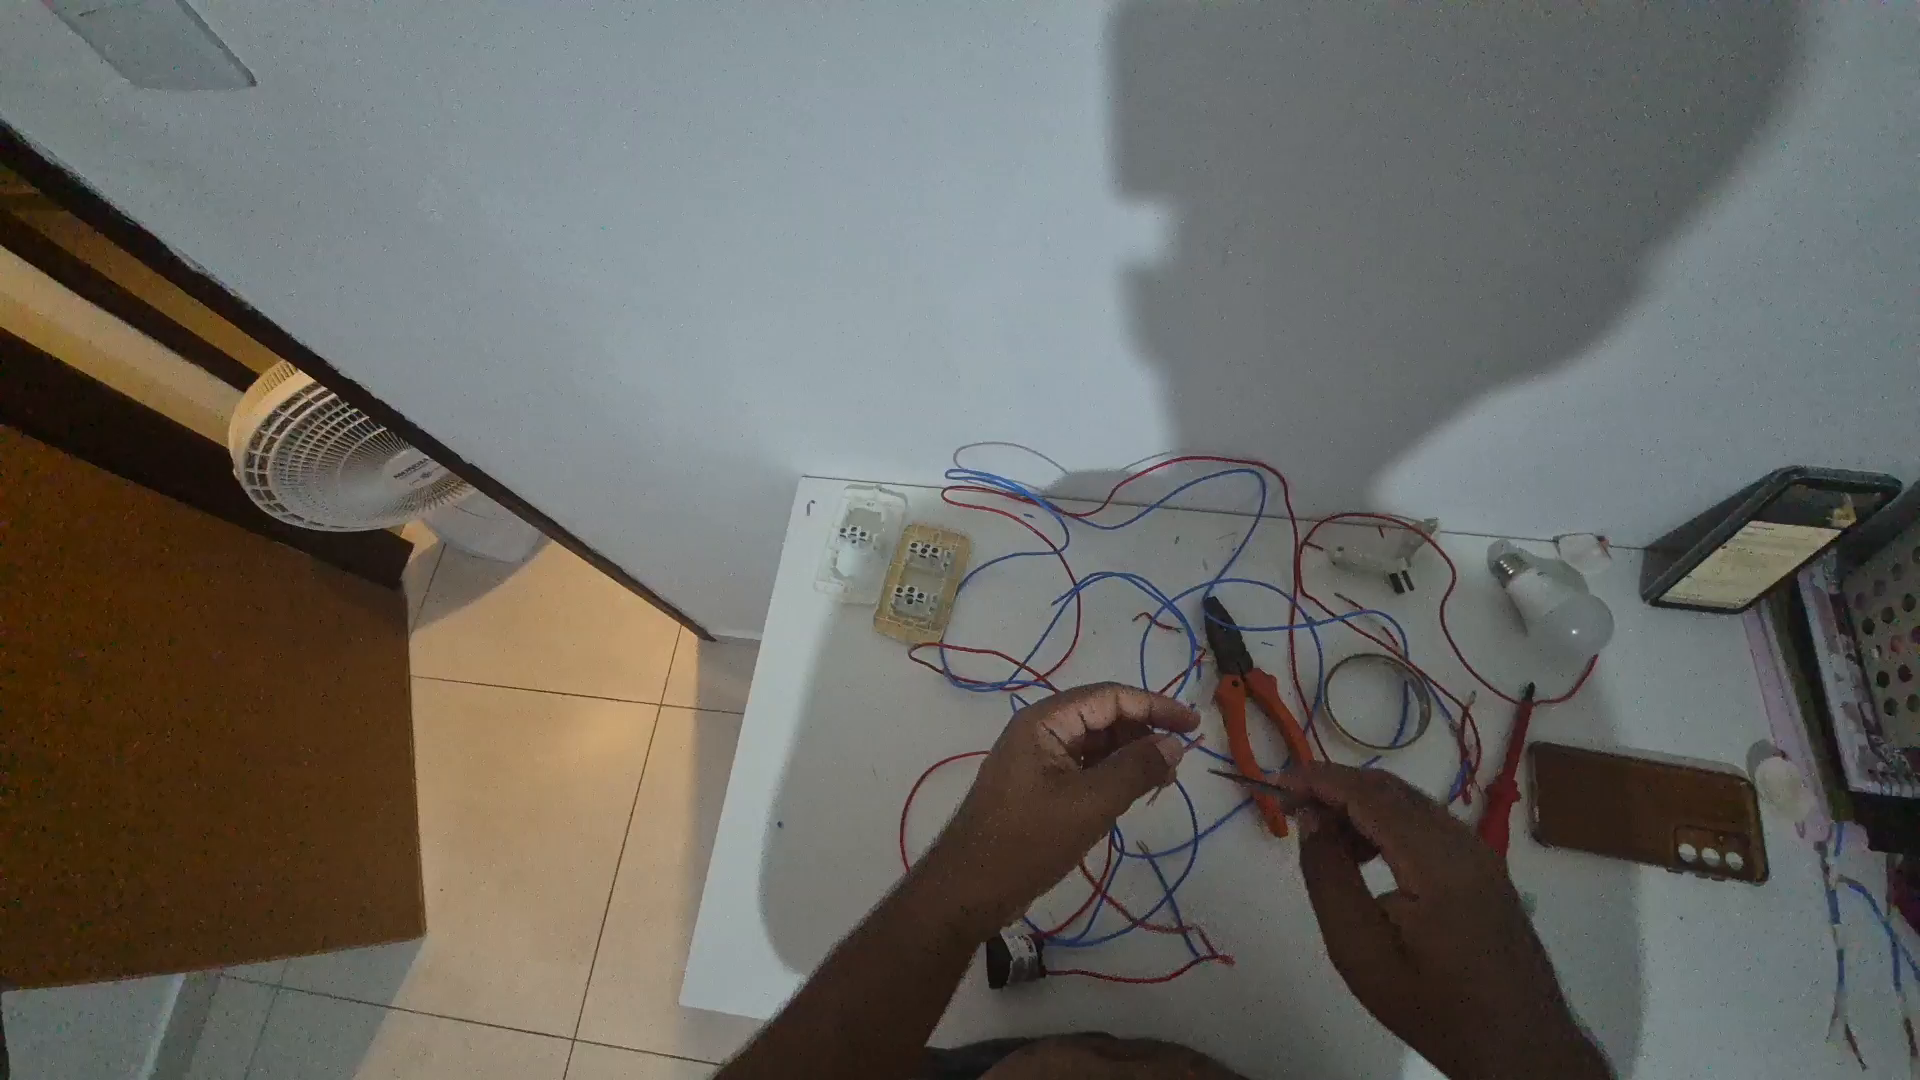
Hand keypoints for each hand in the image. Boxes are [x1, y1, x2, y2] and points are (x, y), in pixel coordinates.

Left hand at [918, 682, 1198, 937]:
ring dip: (1131, 754)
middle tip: (1180, 759)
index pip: (1108, 696)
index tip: (1193, 724)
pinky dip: (1112, 774)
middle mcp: (1041, 730)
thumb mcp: (1089, 805)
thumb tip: (1175, 743)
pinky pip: (1084, 766)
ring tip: (1164, 779)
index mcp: (1045, 721)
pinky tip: (1136, 791)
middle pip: (1102, 715)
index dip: (1153, 705)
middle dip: (1143, 730)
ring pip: (1095, 742)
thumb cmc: (1027, 842)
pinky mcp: (1041, 784)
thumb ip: (1134, 770)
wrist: (969, 889)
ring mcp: (1039, 758)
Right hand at [1273, 763, 1609, 1079]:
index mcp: (1436, 861)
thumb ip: (1328, 875)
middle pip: (1387, 788)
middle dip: (1334, 787)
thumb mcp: (1359, 949)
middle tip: (1292, 809)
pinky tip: (1363, 854)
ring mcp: (1479, 854)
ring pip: (1406, 801)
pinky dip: (1383, 821)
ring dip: (1357, 804)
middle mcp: (1463, 843)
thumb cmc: (1434, 1006)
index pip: (1367, 793)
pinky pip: (1424, 822)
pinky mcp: (1483, 868)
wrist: (1523, 1055)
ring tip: (1322, 837)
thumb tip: (1310, 818)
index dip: (1318, 779)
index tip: (1276, 787)